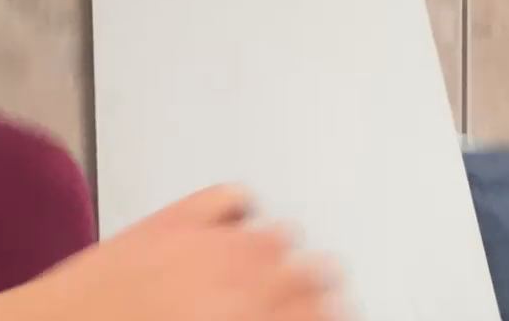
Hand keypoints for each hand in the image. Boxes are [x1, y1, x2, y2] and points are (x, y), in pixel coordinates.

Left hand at [0, 185, 340, 320]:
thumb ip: (248, 320)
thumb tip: (281, 312)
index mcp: (240, 314)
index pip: (309, 307)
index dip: (330, 309)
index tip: (336, 310)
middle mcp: (231, 275)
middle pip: (301, 269)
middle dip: (316, 282)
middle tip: (323, 290)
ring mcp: (202, 242)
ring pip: (272, 231)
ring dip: (282, 248)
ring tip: (282, 261)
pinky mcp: (172, 220)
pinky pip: (226, 199)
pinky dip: (237, 210)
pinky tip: (236, 221)